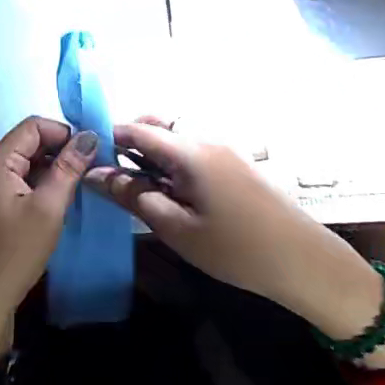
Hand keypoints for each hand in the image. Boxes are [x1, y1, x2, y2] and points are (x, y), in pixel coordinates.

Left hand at [0, 116, 99, 366]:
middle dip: (63, 152)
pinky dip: (46, 188)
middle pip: (32, 143)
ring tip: (83, 189)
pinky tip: (63, 205)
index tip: (93, 154)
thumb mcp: (48, 208)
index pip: (35, 126)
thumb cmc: (14, 252)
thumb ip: (69, 168)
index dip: (65, 133)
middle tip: (93, 172)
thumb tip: (90, 136)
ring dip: (57, 172)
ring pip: (31, 165)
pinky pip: (26, 184)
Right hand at [83, 118, 382, 340]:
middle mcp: (208, 140)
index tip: (83, 154)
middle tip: (110, 176)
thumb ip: (134, 196)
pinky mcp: (236, 165)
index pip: (139, 129)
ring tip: (135, 189)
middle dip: (130, 142)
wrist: (301, 259)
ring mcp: (225, 150)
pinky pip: (194, 152)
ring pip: (177, 139)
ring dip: (151, 155)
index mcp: (191, 150)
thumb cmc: (235, 248)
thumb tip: (95, 174)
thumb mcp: (176, 227)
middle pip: (159, 126)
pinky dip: (173, 164)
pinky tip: (167, 192)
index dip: (108, 136)